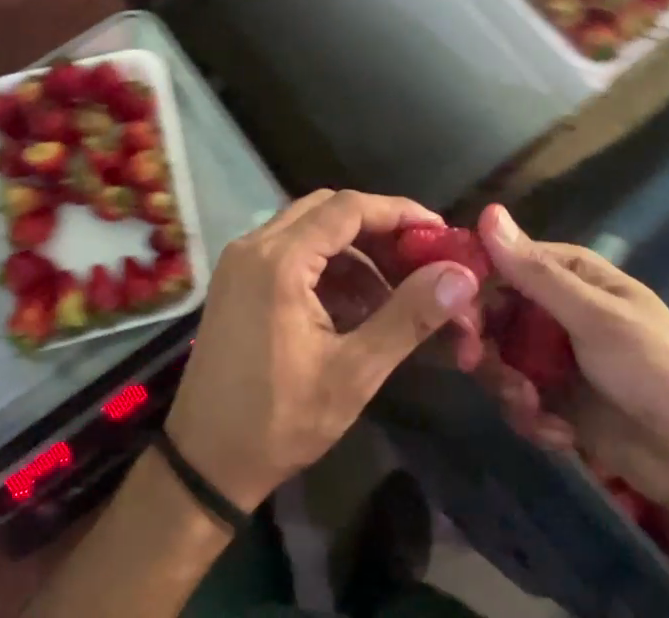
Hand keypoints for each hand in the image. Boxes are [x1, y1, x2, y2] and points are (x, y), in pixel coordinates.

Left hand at [164, 190, 481, 510]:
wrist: (206, 460)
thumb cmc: (280, 419)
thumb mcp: (354, 371)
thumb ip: (408, 316)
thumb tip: (462, 275)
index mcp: (278, 260)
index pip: (348, 207)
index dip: (399, 212)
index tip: (440, 233)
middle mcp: (253, 246)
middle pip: (326, 211)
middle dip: (378, 231)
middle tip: (421, 261)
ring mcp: (238, 264)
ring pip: (307, 231)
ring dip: (352, 253)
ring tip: (393, 296)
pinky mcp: (235, 283)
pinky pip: (288, 254)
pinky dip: (325, 269)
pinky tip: (354, 308)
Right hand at [477, 205, 668, 516]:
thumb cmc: (656, 367)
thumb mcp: (594, 316)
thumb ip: (535, 272)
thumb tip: (486, 211)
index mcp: (570, 277)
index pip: (502, 264)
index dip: (471, 282)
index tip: (450, 306)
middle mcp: (555, 312)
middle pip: (491, 314)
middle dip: (482, 341)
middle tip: (474, 361)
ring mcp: (553, 360)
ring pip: (498, 360)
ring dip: (507, 385)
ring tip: (532, 408)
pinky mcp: (555, 404)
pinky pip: (517, 401)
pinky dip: (530, 418)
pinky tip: (559, 433)